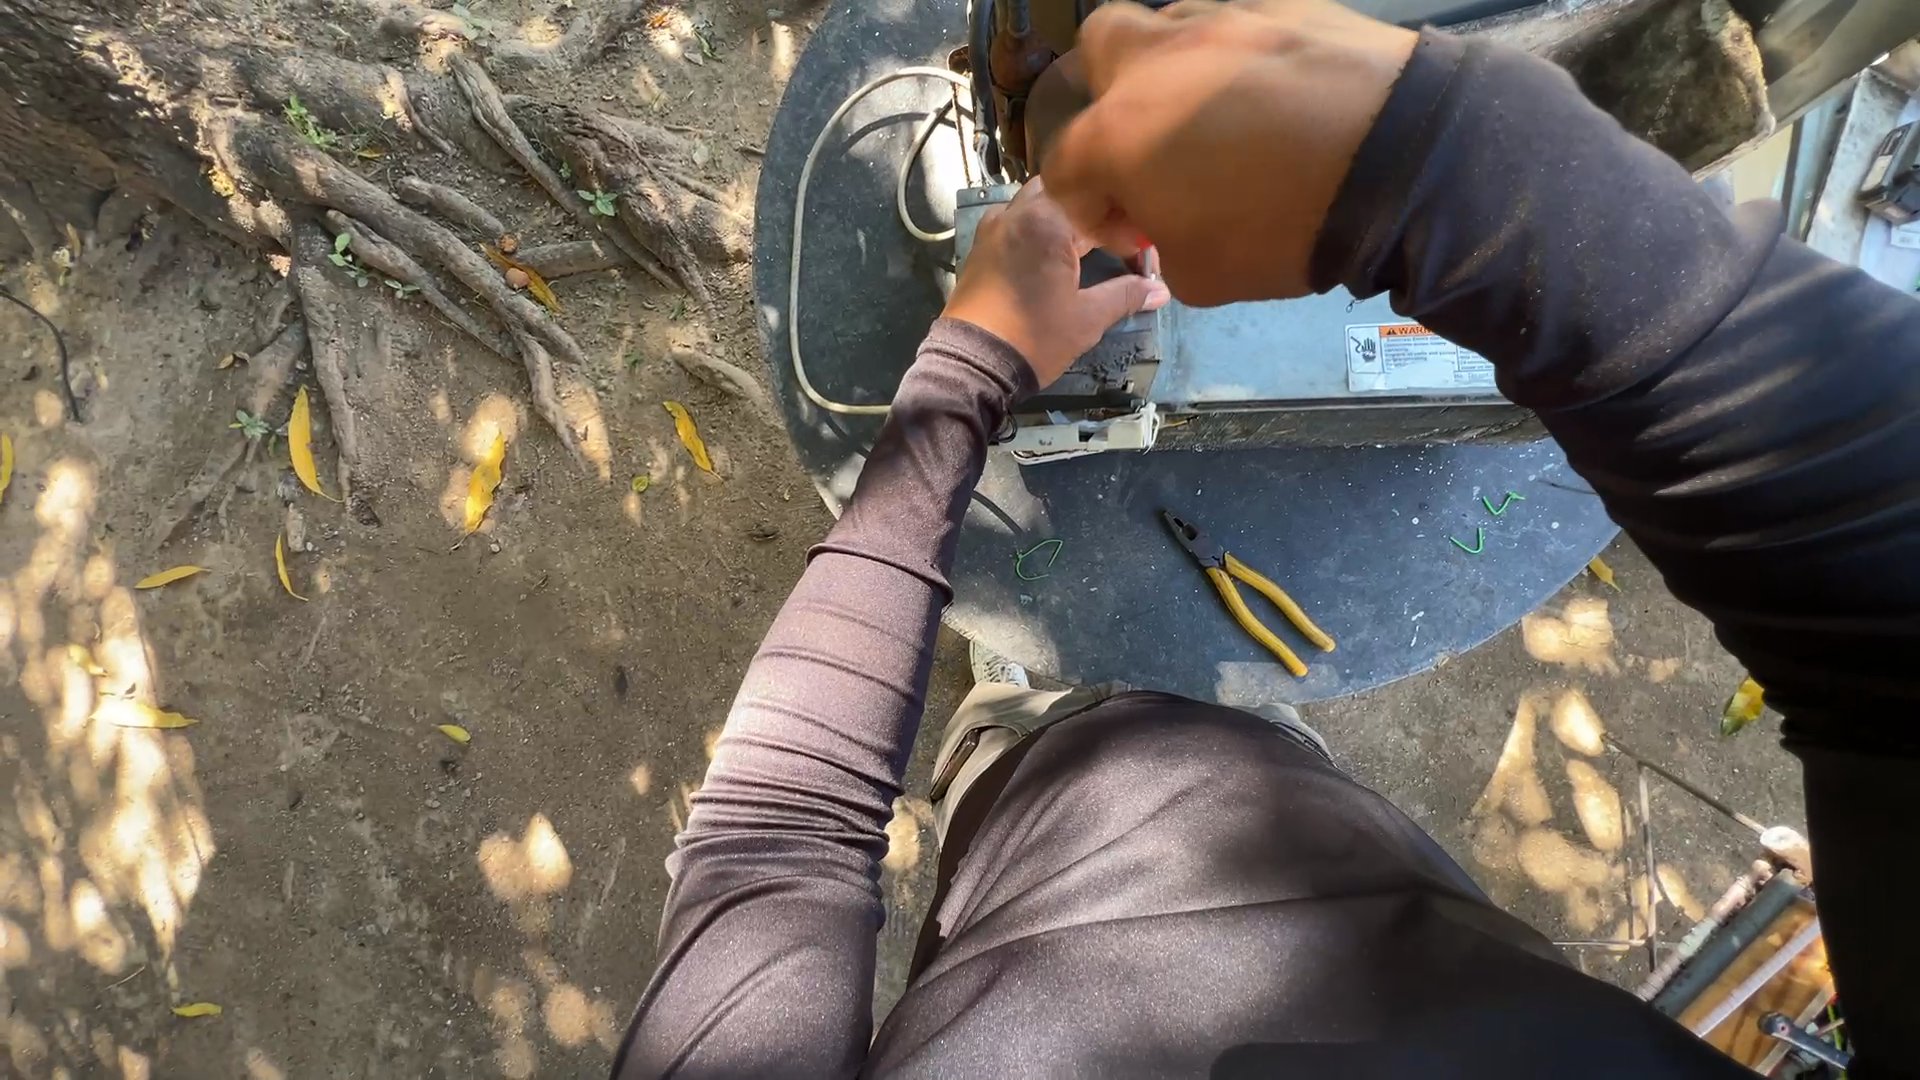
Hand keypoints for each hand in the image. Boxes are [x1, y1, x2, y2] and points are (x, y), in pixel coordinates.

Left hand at [943, 178, 1170, 388]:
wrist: (971, 366)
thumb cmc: (1033, 339)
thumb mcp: (1087, 319)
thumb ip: (1126, 295)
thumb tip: (1160, 290)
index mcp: (1047, 219)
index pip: (1103, 208)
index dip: (1131, 233)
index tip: (1146, 262)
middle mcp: (1017, 211)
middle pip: (1072, 196)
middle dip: (1101, 217)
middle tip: (1122, 248)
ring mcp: (994, 228)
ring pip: (1043, 206)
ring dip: (1071, 222)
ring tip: (1094, 251)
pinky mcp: (982, 248)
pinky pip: (1020, 224)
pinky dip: (1044, 233)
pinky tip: (1059, 258)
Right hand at [1042, 0, 1418, 305]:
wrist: (1397, 167)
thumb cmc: (1277, 232)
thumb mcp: (1196, 277)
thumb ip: (1158, 243)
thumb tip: (1165, 219)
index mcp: (1116, 136)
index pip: (1064, 167)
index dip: (1090, 210)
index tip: (1134, 232)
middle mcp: (1154, 62)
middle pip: (1098, 51)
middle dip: (1106, 101)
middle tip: (1145, 146)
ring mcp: (1219, 19)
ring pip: (1166, 26)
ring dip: (1168, 73)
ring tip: (1208, 122)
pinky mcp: (1281, 4)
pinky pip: (1233, 25)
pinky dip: (1230, 63)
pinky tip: (1264, 101)